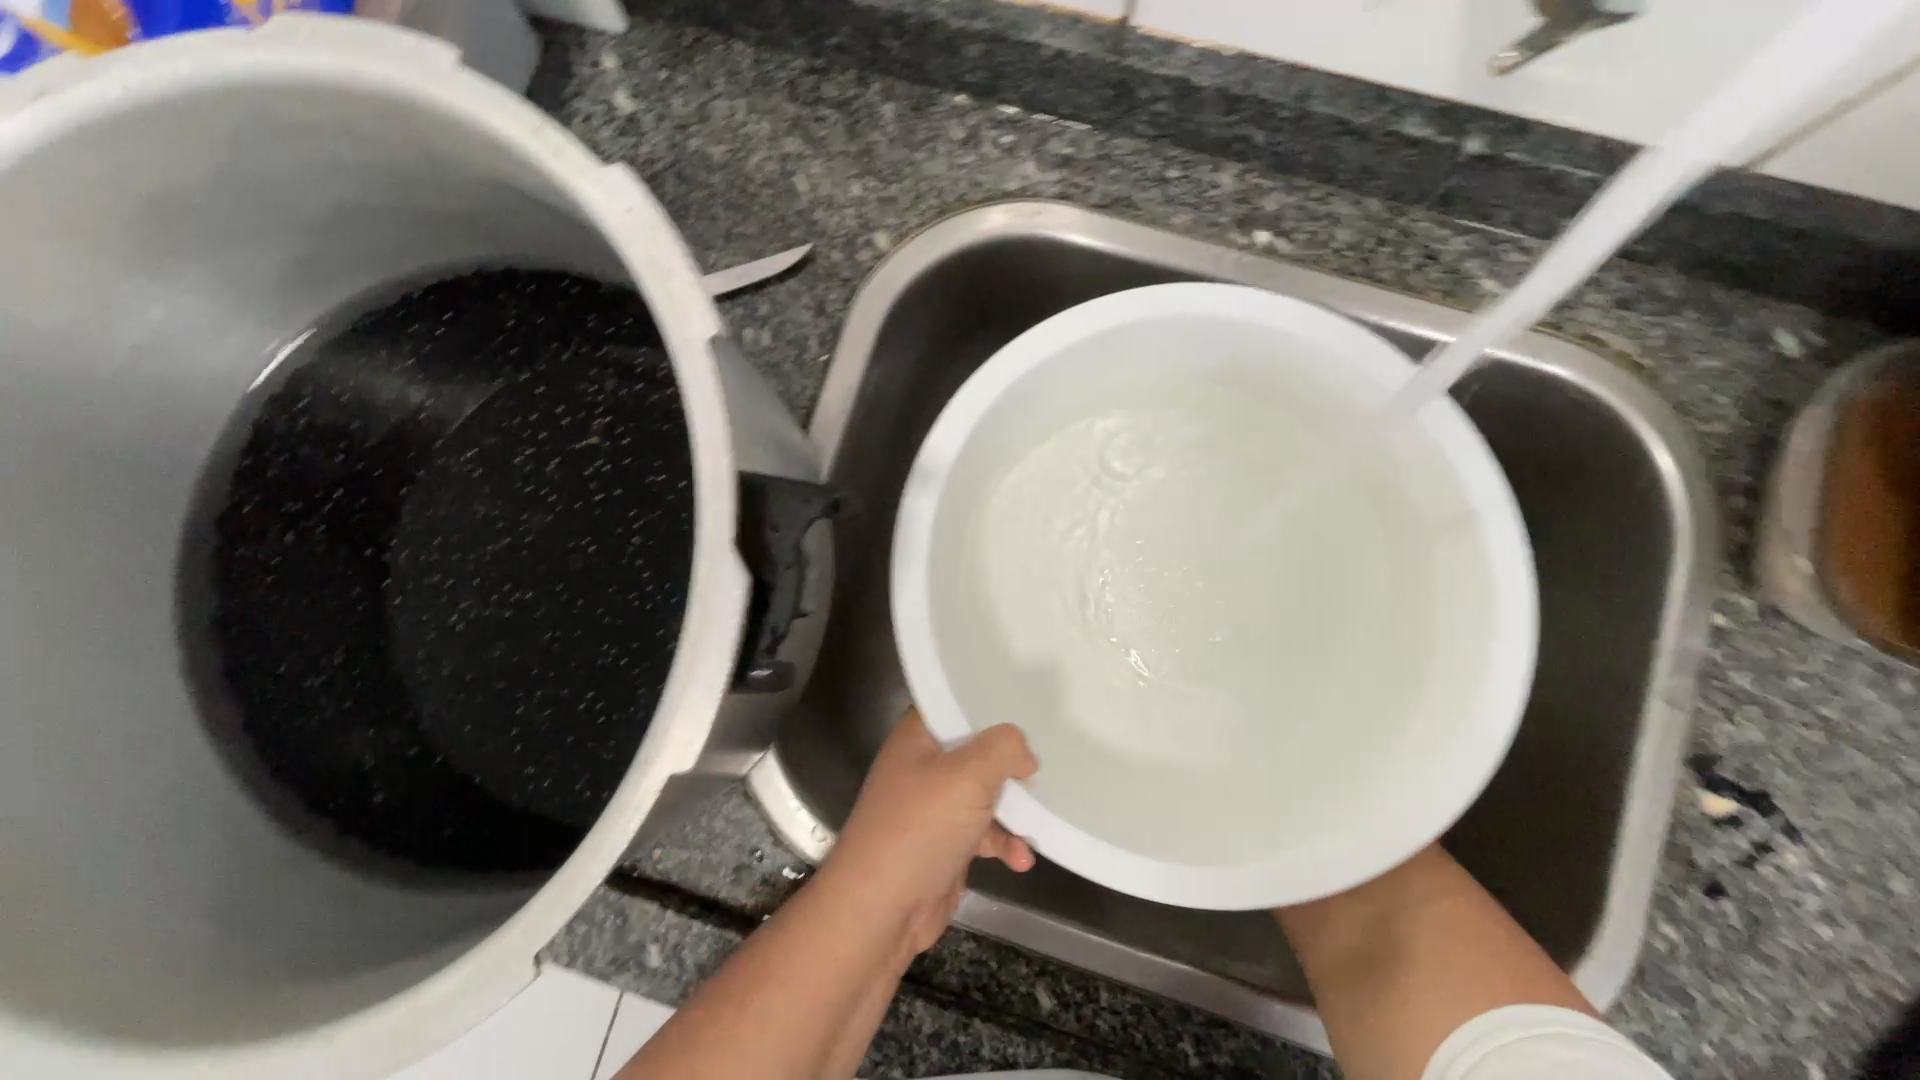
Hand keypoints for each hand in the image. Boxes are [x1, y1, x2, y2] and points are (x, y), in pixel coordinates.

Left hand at [820, 709, 1038, 955]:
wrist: (881, 910)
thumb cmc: (920, 829)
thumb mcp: (968, 775)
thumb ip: (1004, 749)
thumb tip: (1024, 754)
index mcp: (918, 737)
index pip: (957, 704)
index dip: (993, 705)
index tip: (1033, 706)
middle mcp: (923, 766)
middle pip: (979, 751)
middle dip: (1013, 762)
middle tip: (1048, 766)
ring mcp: (933, 807)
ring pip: (986, 794)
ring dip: (1015, 810)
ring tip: (1037, 824)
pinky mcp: (945, 843)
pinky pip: (984, 832)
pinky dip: (1005, 843)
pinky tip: (1021, 859)